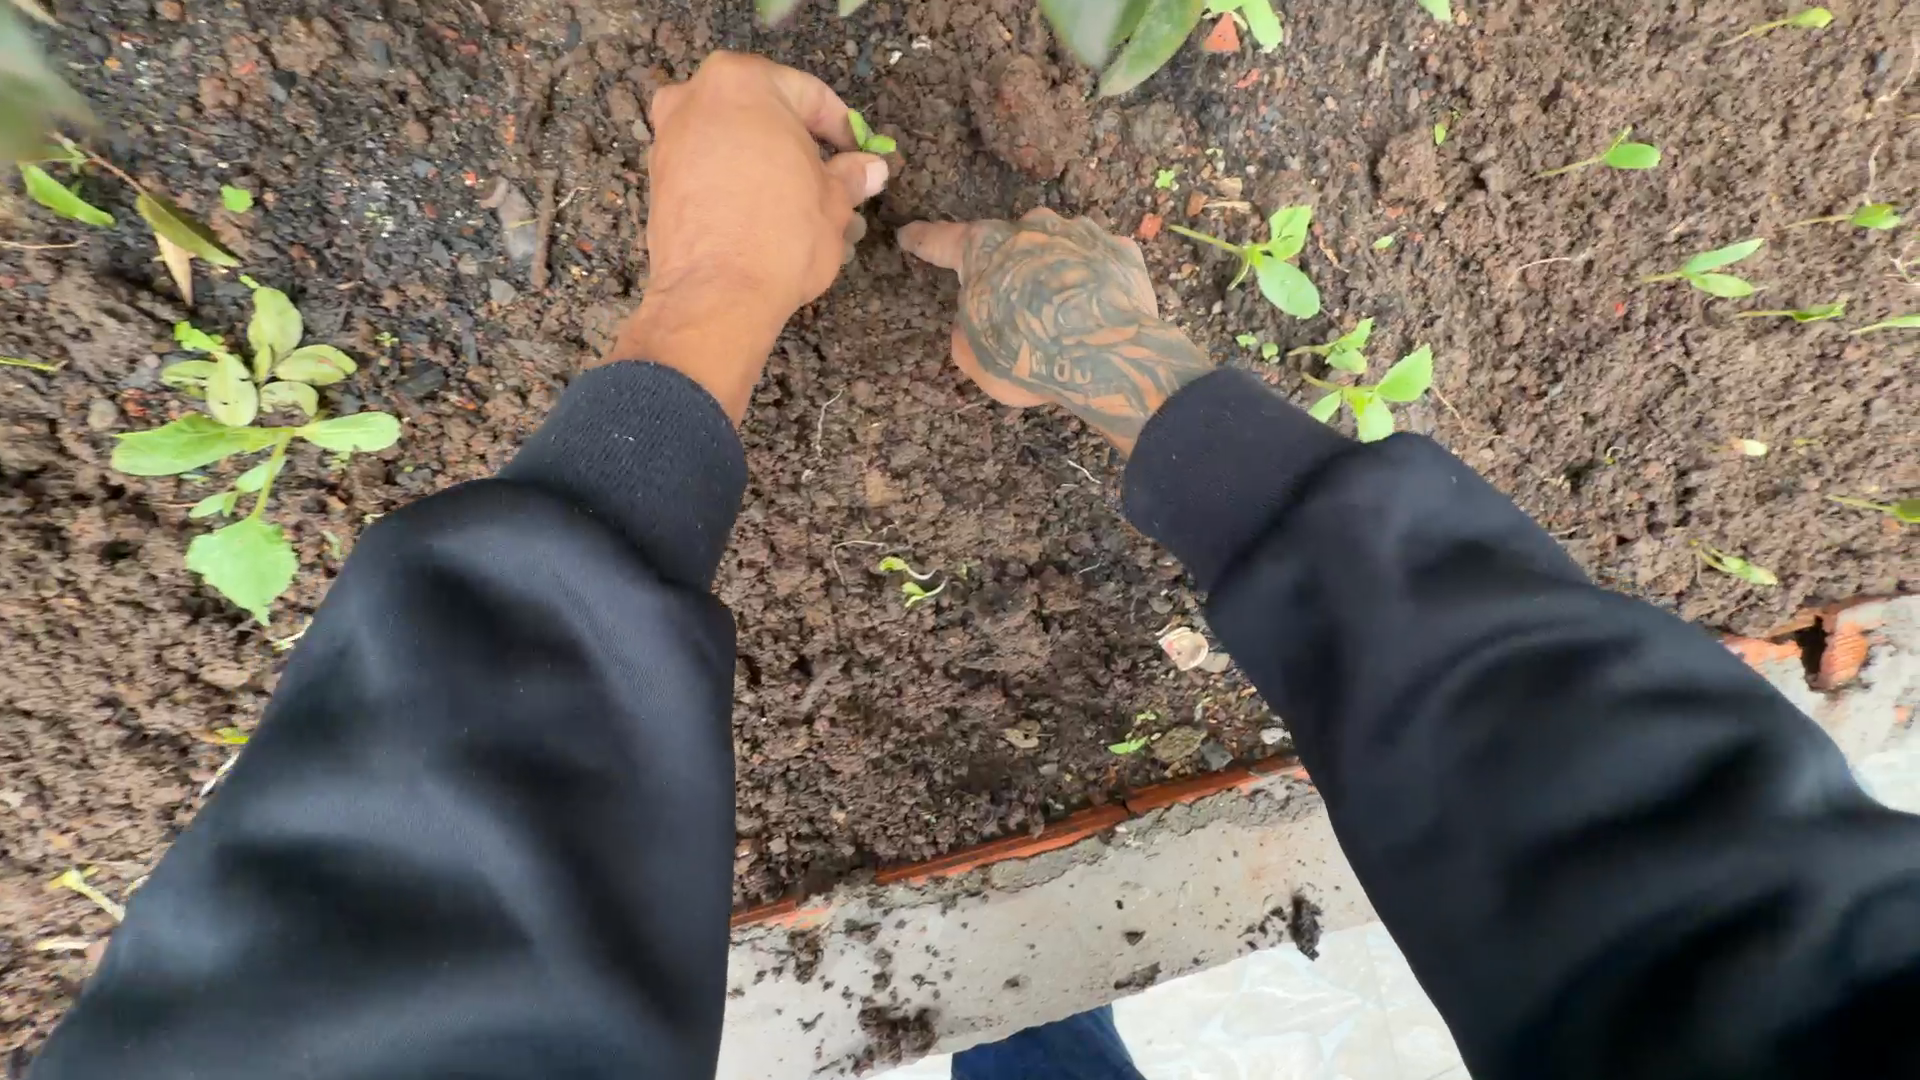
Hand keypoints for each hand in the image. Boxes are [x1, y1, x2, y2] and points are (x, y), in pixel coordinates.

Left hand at [597, 52, 888, 423]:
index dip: (843, 127)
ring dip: (775, 176)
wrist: (717, 294)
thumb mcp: (834, 203)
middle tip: (835, 189)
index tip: (861, 155)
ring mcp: (671, 139)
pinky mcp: (661, 182)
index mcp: (744, 83)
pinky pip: (713, 174)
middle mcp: (696, 97)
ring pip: (739, 148)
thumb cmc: (782, 235)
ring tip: (808, 217)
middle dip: (805, 155)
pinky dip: (742, 190)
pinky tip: (769, 224)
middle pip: (767, 118)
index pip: (808, 93)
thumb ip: (851, 176)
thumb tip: (871, 168)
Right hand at [898, 209, 1213, 455]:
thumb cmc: (1028, 357)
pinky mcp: (1120, 250)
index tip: (907, 235)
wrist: (1109, 358)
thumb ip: (965, 333)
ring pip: (1055, 249)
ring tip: (1061, 316)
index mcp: (983, 248)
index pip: (940, 241)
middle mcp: (1031, 226)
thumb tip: (972, 323)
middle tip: (1013, 308)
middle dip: (1006, 270)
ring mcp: (1080, 232)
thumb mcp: (974, 359)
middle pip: (1008, 245)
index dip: (921, 241)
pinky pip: (1096, 263)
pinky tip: (1094, 311)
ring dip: (1051, 274)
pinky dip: (1090, 282)